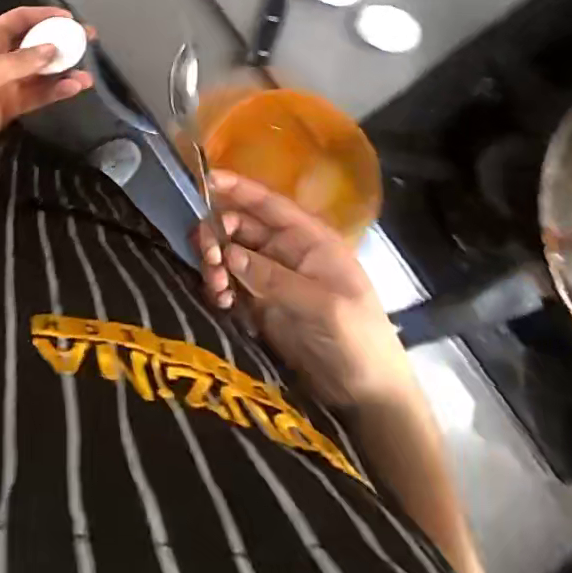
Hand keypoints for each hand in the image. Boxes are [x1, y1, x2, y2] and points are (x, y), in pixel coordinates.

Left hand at [0, 7, 94, 165]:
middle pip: (34, 44)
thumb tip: (53, 49)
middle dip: (60, 42)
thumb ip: (18, 62)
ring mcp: (5, 83)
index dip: (43, 15)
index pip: (18, 20)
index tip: (69, 19)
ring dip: (63, 71)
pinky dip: (56, 92)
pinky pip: (37, 95)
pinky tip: (75, 89)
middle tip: (89, 41)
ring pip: (40, 72)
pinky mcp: (10, 107)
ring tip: (89, 72)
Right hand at [196, 171, 412, 409]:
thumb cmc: (359, 339)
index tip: (205, 179)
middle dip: (217, 235)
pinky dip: (217, 288)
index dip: (237, 188)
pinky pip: (227, 283)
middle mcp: (285, 251)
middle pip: (238, 227)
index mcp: (308, 239)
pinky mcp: (257, 303)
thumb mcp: (323, 306)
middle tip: (209, 258)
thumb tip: (229, 254)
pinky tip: (220, 303)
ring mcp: (269, 277)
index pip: (268, 204)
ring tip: (218, 289)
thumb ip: (274, 278)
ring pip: (227, 254)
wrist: (366, 393)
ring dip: (214, 265)